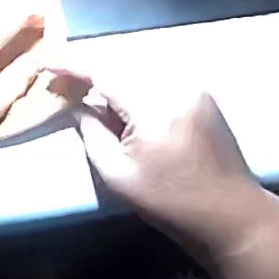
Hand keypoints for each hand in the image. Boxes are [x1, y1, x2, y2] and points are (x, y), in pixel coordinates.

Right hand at [50, 67, 278, 260]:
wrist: (231, 214)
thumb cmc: (170, 203)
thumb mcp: (118, 175)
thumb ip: (92, 134)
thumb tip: (80, 107)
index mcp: (154, 106)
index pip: (105, 72)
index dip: (72, 65)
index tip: (47, 64)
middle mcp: (176, 86)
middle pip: (123, 65)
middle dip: (92, 72)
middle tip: (66, 84)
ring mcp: (194, 88)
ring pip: (142, 69)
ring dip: (115, 78)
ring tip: (93, 96)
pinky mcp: (203, 96)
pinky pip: (160, 79)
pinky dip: (137, 84)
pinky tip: (125, 104)